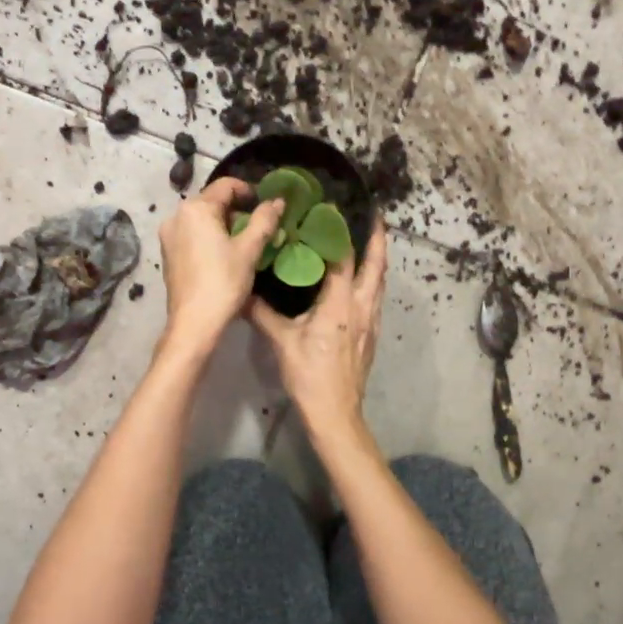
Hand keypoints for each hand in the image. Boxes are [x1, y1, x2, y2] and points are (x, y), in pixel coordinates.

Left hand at [157, 177, 285, 352]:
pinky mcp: (168, 253)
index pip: (226, 185)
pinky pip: (192, 234)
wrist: (193, 322)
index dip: (249, 191)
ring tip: (243, 244)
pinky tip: (223, 256)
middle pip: (212, 201)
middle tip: (258, 229)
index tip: (265, 208)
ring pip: (201, 219)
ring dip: (224, 225)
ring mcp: (168, 235)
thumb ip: (264, 220)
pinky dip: (209, 237)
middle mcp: (176, 216)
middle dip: (237, 211)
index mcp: (196, 209)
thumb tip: (278, 201)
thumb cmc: (223, 282)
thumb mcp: (249, 250)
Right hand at [249, 220, 388, 427]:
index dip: (341, 233)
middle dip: (377, 239)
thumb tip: (242, 292)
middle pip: (376, 265)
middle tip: (373, 216)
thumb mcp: (282, 341)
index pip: (345, 258)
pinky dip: (373, 281)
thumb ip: (262, 313)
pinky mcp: (372, 335)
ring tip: (370, 241)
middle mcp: (363, 307)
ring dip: (377, 260)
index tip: (337, 211)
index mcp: (341, 303)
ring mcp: (371, 322)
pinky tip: (361, 282)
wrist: (335, 413)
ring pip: (380, 282)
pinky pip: (376, 298)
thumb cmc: (309, 375)